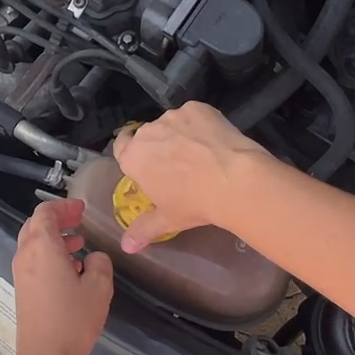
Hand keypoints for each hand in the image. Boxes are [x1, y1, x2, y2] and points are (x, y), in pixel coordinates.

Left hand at [10, 198, 113, 354]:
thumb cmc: (73, 319)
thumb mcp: (99, 287)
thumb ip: (100, 264)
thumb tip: (94, 258)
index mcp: (41, 246)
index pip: (45, 212)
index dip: (64, 206)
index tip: (82, 208)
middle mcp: (25, 255)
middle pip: (36, 225)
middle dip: (58, 220)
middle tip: (80, 221)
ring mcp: (20, 273)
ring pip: (34, 244)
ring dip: (54, 239)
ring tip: (79, 244)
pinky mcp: (22, 290)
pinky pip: (34, 261)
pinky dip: (50, 255)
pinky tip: (71, 269)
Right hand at [112, 101, 278, 253]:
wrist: (235, 180)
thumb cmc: (195, 203)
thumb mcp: (167, 220)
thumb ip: (142, 230)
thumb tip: (126, 247)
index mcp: (134, 158)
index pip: (120, 146)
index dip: (131, 152)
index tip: (145, 162)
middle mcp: (148, 132)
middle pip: (148, 135)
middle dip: (159, 146)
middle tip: (178, 165)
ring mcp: (173, 117)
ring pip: (172, 124)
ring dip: (180, 135)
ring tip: (201, 153)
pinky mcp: (198, 107)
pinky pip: (194, 116)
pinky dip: (200, 125)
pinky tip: (215, 141)